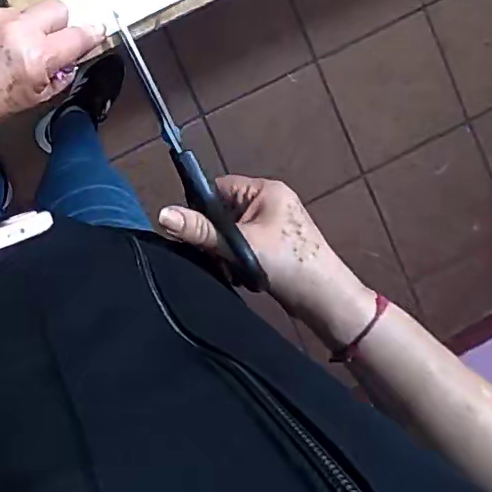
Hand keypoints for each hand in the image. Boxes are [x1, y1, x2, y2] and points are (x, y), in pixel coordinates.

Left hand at [0, 1, 103, 134]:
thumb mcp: (31, 99)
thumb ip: (58, 77)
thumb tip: (70, 61)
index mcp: (37, 56)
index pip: (79, 35)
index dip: (89, 36)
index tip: (92, 35)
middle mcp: (19, 31)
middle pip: (58, 9)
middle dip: (58, 25)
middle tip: (46, 44)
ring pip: (29, 10)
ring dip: (28, 26)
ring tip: (12, 49)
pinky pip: (4, 12)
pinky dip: (4, 26)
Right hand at [156, 175, 379, 349]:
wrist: (328, 303)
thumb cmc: (293, 266)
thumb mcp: (240, 244)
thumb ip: (199, 229)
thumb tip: (164, 214)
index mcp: (266, 190)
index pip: (216, 187)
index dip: (201, 208)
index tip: (195, 229)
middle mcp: (269, 202)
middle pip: (220, 210)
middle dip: (213, 234)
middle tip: (215, 253)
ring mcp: (271, 223)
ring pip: (227, 230)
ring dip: (223, 249)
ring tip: (231, 265)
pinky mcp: (271, 243)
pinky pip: (238, 243)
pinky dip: (233, 257)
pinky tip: (238, 271)